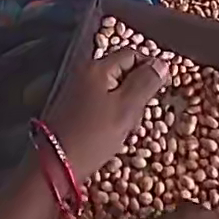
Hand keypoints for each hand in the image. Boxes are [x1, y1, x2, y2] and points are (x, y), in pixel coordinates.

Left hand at [40, 46, 168, 182]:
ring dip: (126, 103)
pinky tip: (114, 130)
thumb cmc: (93, 136)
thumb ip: (145, 83)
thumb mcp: (126, 108)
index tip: (162, 86)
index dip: (150, 67)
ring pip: (112, 88)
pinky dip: (112, 112)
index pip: (132, 54)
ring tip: (129, 124)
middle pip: (121, 70)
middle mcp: (84, 73)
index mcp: (97, 68)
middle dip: (137, 87)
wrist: (56, 164)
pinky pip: (101, 102)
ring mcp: (76, 89)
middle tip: (144, 110)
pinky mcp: (73, 107)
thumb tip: (161, 63)